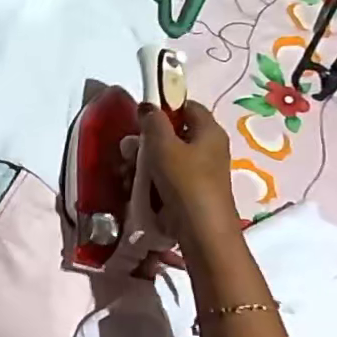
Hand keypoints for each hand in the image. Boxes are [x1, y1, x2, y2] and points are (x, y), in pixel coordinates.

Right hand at [138, 101, 239, 244]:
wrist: (200, 230)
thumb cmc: (184, 181)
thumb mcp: (163, 145)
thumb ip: (153, 121)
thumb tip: (148, 106)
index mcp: (209, 131)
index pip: (188, 106)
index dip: (165, 107)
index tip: (142, 119)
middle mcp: (208, 149)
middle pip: (173, 134)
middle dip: (146, 142)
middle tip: (129, 152)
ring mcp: (200, 173)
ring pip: (166, 158)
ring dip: (143, 164)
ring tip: (128, 175)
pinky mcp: (190, 193)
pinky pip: (167, 179)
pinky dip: (150, 182)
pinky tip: (136, 190)